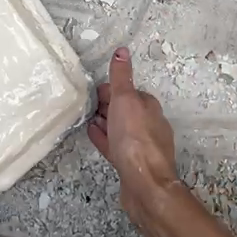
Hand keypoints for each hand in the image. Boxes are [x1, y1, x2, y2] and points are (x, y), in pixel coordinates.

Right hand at [87, 46, 179, 204]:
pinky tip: (93, 136)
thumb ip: (121, 77)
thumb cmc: (135, 138)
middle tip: (88, 105)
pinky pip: (116, 146)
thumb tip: (122, 50)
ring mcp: (142, 146)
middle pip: (125, 109)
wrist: (145, 186)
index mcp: (149, 106)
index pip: (128, 91)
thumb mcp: (124, 100)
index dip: (110, 90)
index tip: (94, 91)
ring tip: (88, 119)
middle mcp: (149, 124)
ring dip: (105, 122)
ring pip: (120, 128)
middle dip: (108, 105)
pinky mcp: (132, 165)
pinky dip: (105, 138)